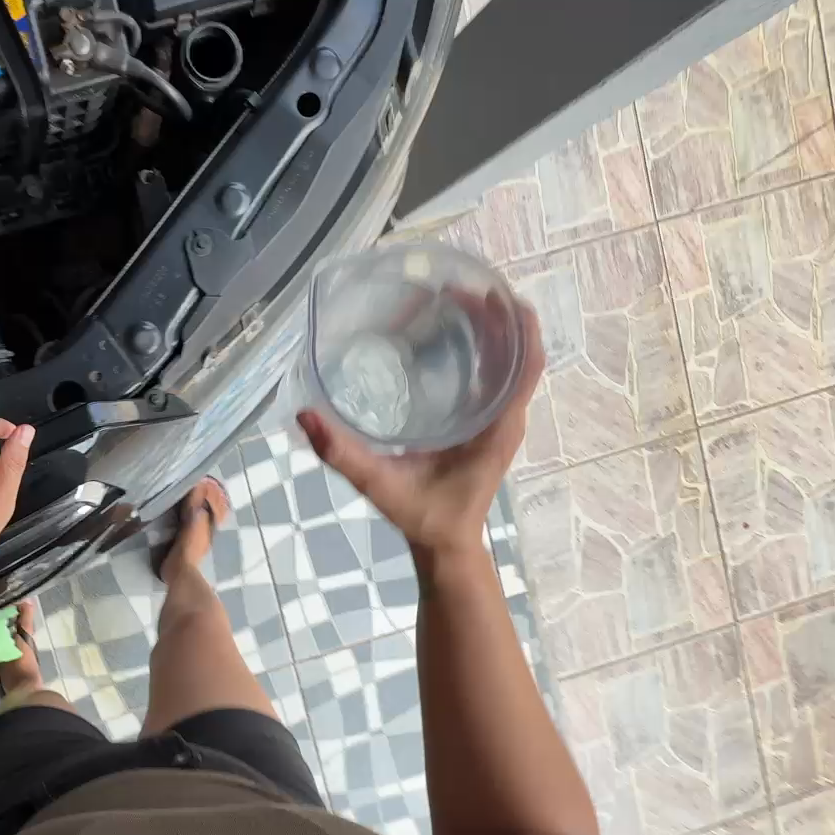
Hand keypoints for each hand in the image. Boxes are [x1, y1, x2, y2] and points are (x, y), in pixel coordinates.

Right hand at [297, 295, 545, 560]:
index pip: (528, 365)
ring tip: (456, 301)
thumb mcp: (380, 484)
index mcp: (497, 429)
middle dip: (497, 316)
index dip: (519, 326)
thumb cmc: (423, 516)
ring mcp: (500, 422)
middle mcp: (507, 419)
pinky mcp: (487, 426)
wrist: (445, 546)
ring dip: (492, 330)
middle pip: (520, 354)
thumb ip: (343, 453)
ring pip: (510, 363)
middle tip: (457, 288)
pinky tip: (450, 339)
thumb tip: (306, 416)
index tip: (494, 292)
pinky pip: (496, 377)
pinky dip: (483, 351)